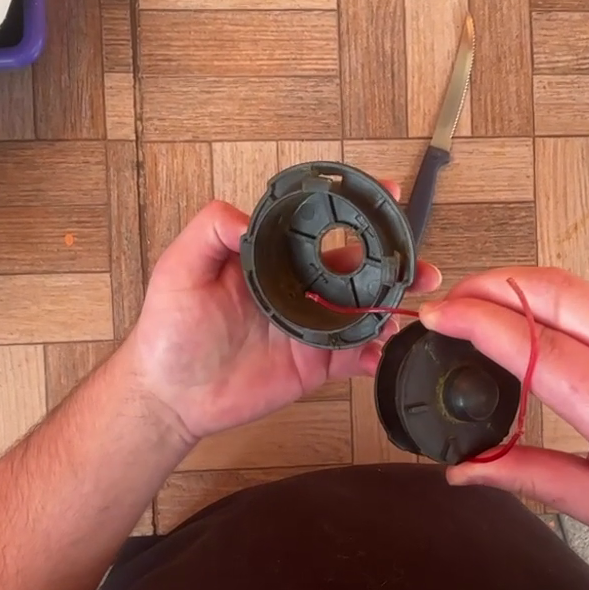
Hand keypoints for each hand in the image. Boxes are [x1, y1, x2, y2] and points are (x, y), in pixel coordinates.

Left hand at [122, 199, 441, 445]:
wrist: (171, 394)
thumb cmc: (169, 332)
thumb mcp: (179, 269)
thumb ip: (210, 231)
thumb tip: (246, 216)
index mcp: (272, 262)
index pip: (319, 228)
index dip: (353, 212)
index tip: (384, 195)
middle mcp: (297, 290)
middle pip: (356, 269)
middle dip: (393, 262)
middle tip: (419, 263)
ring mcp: (310, 328)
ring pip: (363, 311)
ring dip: (393, 305)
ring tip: (416, 302)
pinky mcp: (313, 366)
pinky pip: (353, 358)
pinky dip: (375, 355)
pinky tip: (386, 351)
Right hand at [418, 268, 588, 583]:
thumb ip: (523, 476)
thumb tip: (461, 470)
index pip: (532, 343)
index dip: (473, 322)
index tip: (433, 319)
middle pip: (552, 289)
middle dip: (487, 283)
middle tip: (446, 303)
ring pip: (576, 288)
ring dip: (519, 288)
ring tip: (479, 313)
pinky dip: (553, 304)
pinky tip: (534, 330)